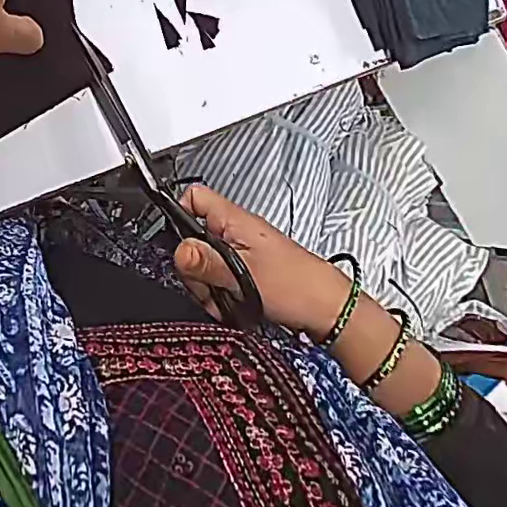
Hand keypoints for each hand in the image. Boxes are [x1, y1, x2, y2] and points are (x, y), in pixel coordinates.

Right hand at [171, 185, 353, 336]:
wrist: (327, 309)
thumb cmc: (297, 286)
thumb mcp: (242, 275)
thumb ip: (206, 262)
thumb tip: (178, 250)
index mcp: (235, 220)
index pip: (194, 197)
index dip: (179, 215)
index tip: (180, 247)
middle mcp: (237, 231)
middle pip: (193, 237)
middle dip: (194, 267)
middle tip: (208, 284)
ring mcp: (241, 252)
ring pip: (204, 262)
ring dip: (208, 286)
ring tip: (226, 299)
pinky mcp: (247, 271)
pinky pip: (219, 278)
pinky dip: (221, 294)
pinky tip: (233, 305)